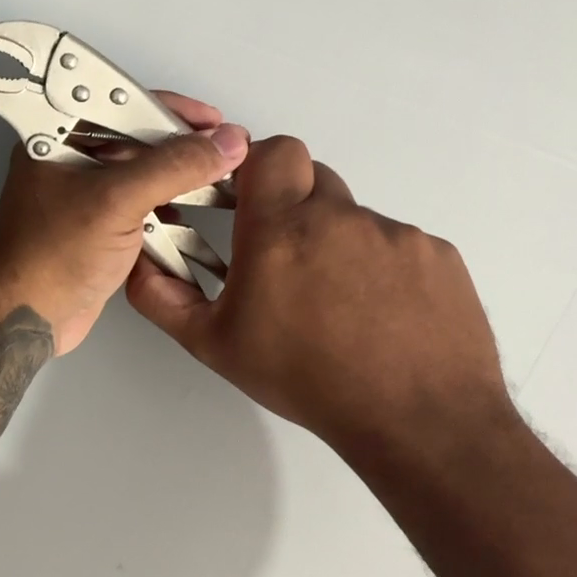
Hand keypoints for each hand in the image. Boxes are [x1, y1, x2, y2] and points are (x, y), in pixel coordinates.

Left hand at [0, 93, 249, 355]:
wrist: (29, 313)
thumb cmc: (53, 253)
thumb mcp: (116, 201)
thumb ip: (173, 167)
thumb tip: (224, 142)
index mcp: (52, 138)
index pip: (113, 103)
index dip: (164, 107)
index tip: (209, 118)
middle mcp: (63, 159)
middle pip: (131, 136)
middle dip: (179, 142)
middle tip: (227, 146)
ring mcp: (79, 192)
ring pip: (138, 170)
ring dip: (178, 173)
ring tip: (222, 175)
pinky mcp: (94, 222)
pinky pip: (137, 200)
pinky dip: (166, 202)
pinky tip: (194, 208)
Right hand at [126, 135, 512, 454]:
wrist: (422, 426)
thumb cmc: (307, 379)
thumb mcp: (211, 343)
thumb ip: (161, 295)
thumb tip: (136, 262)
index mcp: (280, 230)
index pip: (270, 150)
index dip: (254, 161)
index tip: (242, 191)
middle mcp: (340, 219)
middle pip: (309, 176)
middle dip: (289, 200)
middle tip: (279, 248)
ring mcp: (397, 236)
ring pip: (350, 214)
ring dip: (332, 239)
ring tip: (332, 296)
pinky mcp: (440, 257)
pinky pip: (396, 242)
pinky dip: (378, 264)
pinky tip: (374, 310)